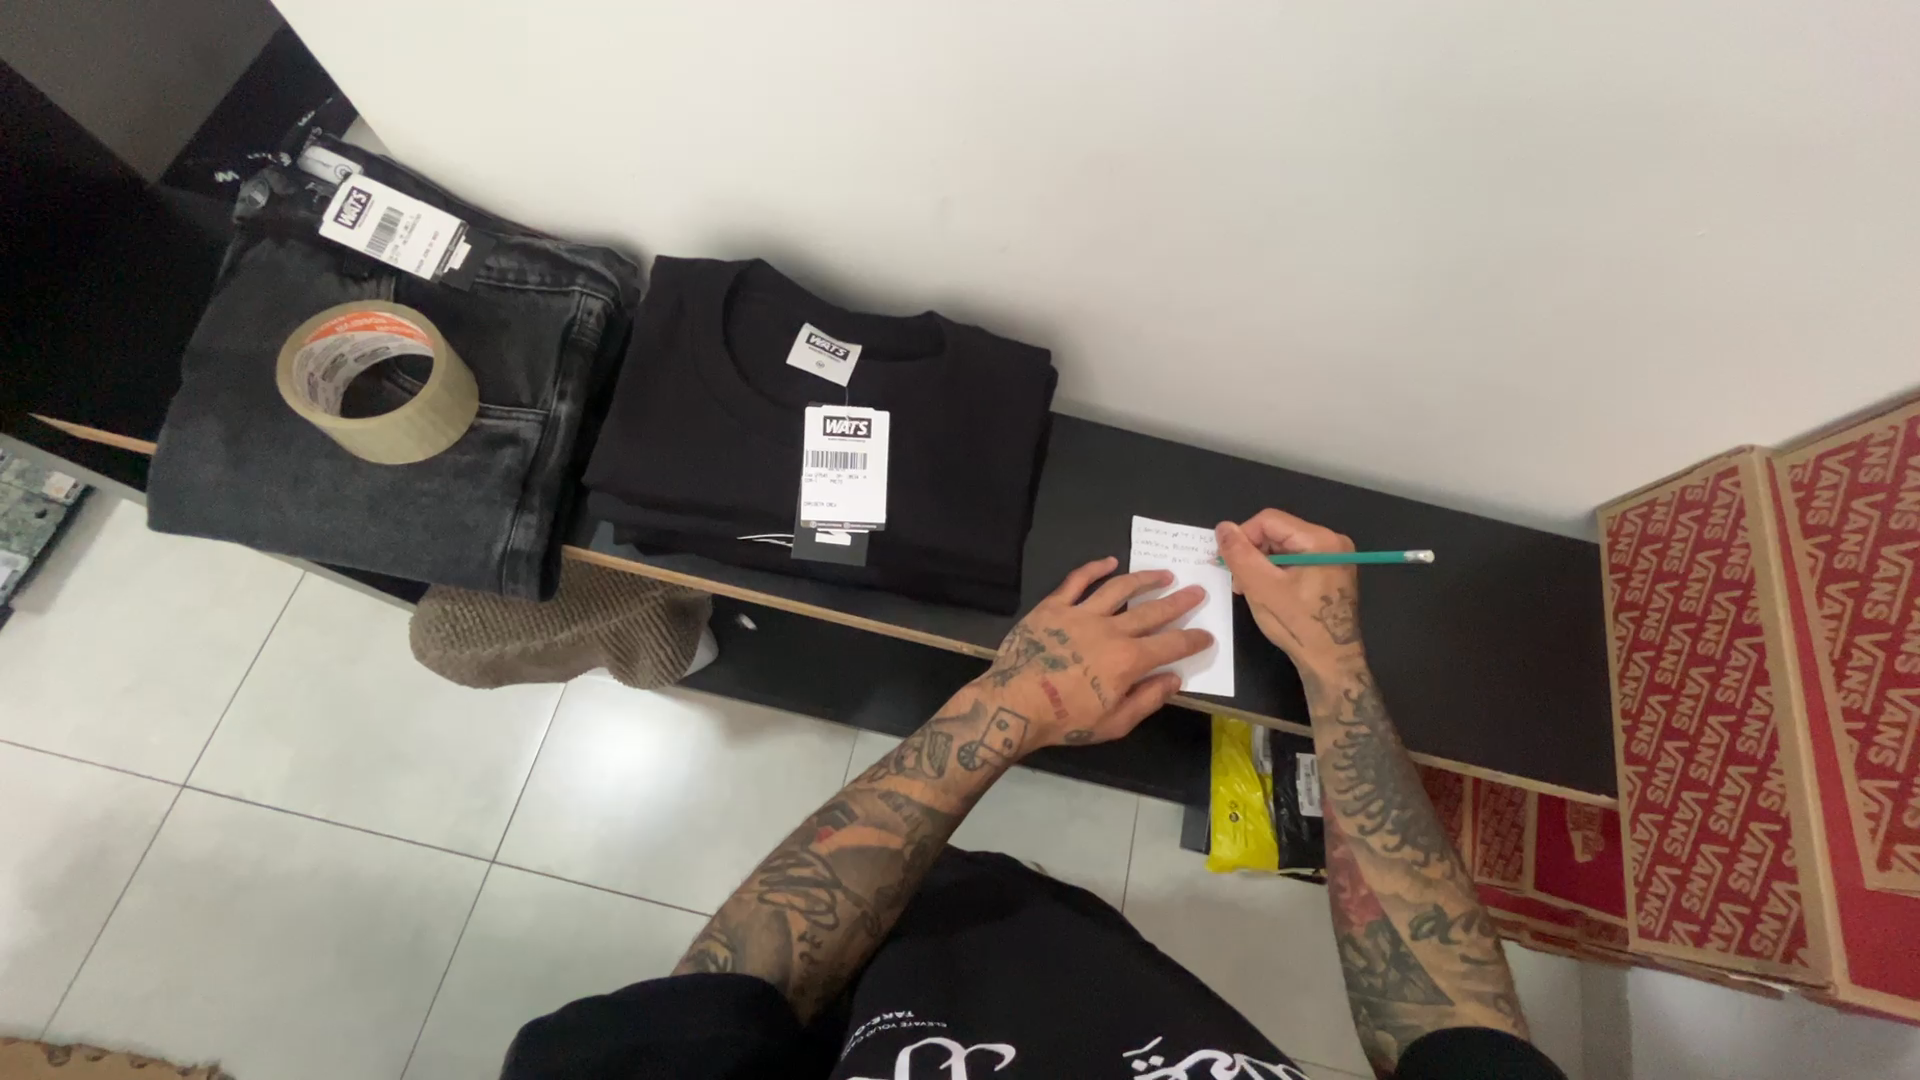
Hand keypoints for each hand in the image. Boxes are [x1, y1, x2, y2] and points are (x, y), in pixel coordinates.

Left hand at [975, 556, 1212, 752]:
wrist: (1015, 703)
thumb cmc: (1066, 720)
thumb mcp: (1115, 723)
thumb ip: (1148, 699)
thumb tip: (1174, 679)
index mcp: (1129, 659)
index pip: (1172, 645)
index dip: (1193, 640)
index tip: (1207, 635)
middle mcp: (1111, 629)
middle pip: (1152, 610)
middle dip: (1179, 601)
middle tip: (1196, 591)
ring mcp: (1081, 613)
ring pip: (1119, 588)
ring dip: (1144, 579)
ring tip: (1163, 574)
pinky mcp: (1054, 606)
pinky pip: (1077, 580)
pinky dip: (1095, 567)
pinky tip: (1110, 561)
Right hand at [1215, 509, 1364, 675]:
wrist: (1331, 660)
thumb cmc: (1297, 624)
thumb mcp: (1261, 587)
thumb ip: (1240, 554)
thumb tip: (1222, 527)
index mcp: (1320, 540)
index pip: (1268, 520)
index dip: (1242, 538)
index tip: (1229, 565)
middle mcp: (1332, 541)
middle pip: (1277, 531)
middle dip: (1252, 553)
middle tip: (1239, 583)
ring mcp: (1333, 556)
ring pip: (1282, 545)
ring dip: (1261, 564)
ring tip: (1251, 589)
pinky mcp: (1330, 569)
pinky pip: (1294, 558)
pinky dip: (1275, 571)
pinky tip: (1267, 590)